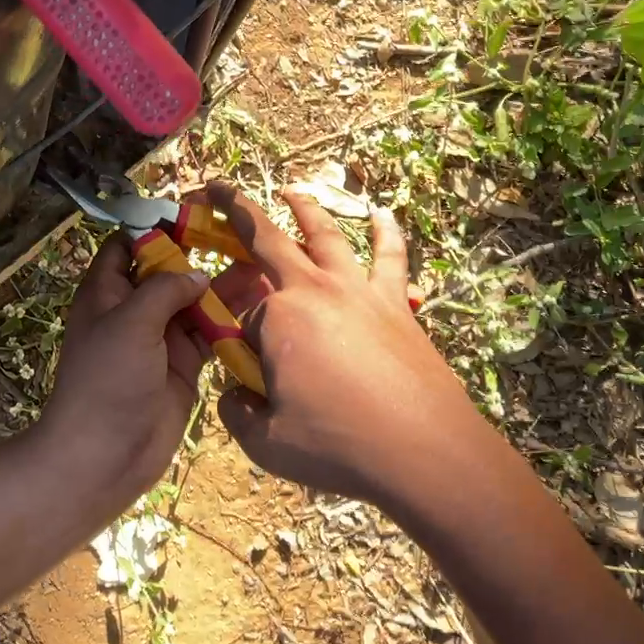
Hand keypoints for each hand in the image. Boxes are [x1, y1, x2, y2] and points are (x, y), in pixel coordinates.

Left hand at [39, 234, 267, 502]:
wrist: (104, 454)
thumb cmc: (106, 378)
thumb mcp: (129, 321)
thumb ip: (163, 289)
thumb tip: (196, 273)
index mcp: (105, 291)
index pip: (126, 245)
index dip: (154, 229)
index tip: (193, 214)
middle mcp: (131, 309)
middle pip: (165, 271)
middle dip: (197, 255)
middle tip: (238, 236)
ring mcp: (158, 338)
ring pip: (191, 302)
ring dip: (220, 286)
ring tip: (259, 265)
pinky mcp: (182, 366)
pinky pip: (207, 334)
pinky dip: (229, 321)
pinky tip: (259, 304)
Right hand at [210, 183, 501, 509]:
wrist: (428, 455)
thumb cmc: (340, 445)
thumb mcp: (266, 442)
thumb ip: (236, 412)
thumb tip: (233, 396)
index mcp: (278, 316)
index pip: (245, 316)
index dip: (241, 342)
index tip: (247, 373)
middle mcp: (314, 289)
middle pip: (267, 239)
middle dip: (236, 210)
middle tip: (215, 188)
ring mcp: (358, 291)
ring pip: (325, 235)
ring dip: (304, 208)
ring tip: (291, 191)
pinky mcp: (396, 305)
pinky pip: (389, 258)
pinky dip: (385, 233)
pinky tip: (381, 216)